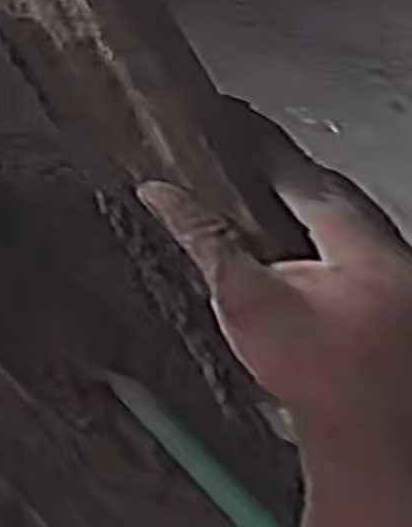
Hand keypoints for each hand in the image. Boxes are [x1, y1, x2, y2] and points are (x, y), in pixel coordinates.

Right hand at [140, 164, 411, 525]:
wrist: (372, 433)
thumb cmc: (314, 366)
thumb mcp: (245, 295)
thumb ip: (204, 236)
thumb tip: (158, 190)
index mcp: (367, 250)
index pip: (304, 176)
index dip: (261, 141)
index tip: (227, 111)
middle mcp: (394, 258)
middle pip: (333, 194)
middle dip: (282, 164)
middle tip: (232, 139)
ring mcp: (398, 281)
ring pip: (343, 220)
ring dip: (295, 194)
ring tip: (245, 177)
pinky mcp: (390, 302)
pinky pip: (344, 242)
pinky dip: (306, 222)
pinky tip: (277, 230)